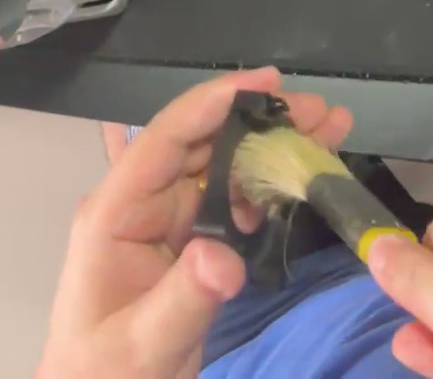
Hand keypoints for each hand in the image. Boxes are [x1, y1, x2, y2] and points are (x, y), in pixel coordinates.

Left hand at [37, 67, 353, 378]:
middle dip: (262, 121)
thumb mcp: (141, 346)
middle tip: (320, 111)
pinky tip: (303, 179)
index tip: (267, 83)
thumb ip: (183, 299)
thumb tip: (226, 257)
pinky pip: (232, 202)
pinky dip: (268, 187)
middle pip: (205, 143)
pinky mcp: (191, 243)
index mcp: (118, 208)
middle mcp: (144, 201)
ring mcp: (169, 221)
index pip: (167, 137)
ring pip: (224, 166)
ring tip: (328, 129)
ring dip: (272, 148)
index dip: (215, 102)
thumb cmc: (104, 377)